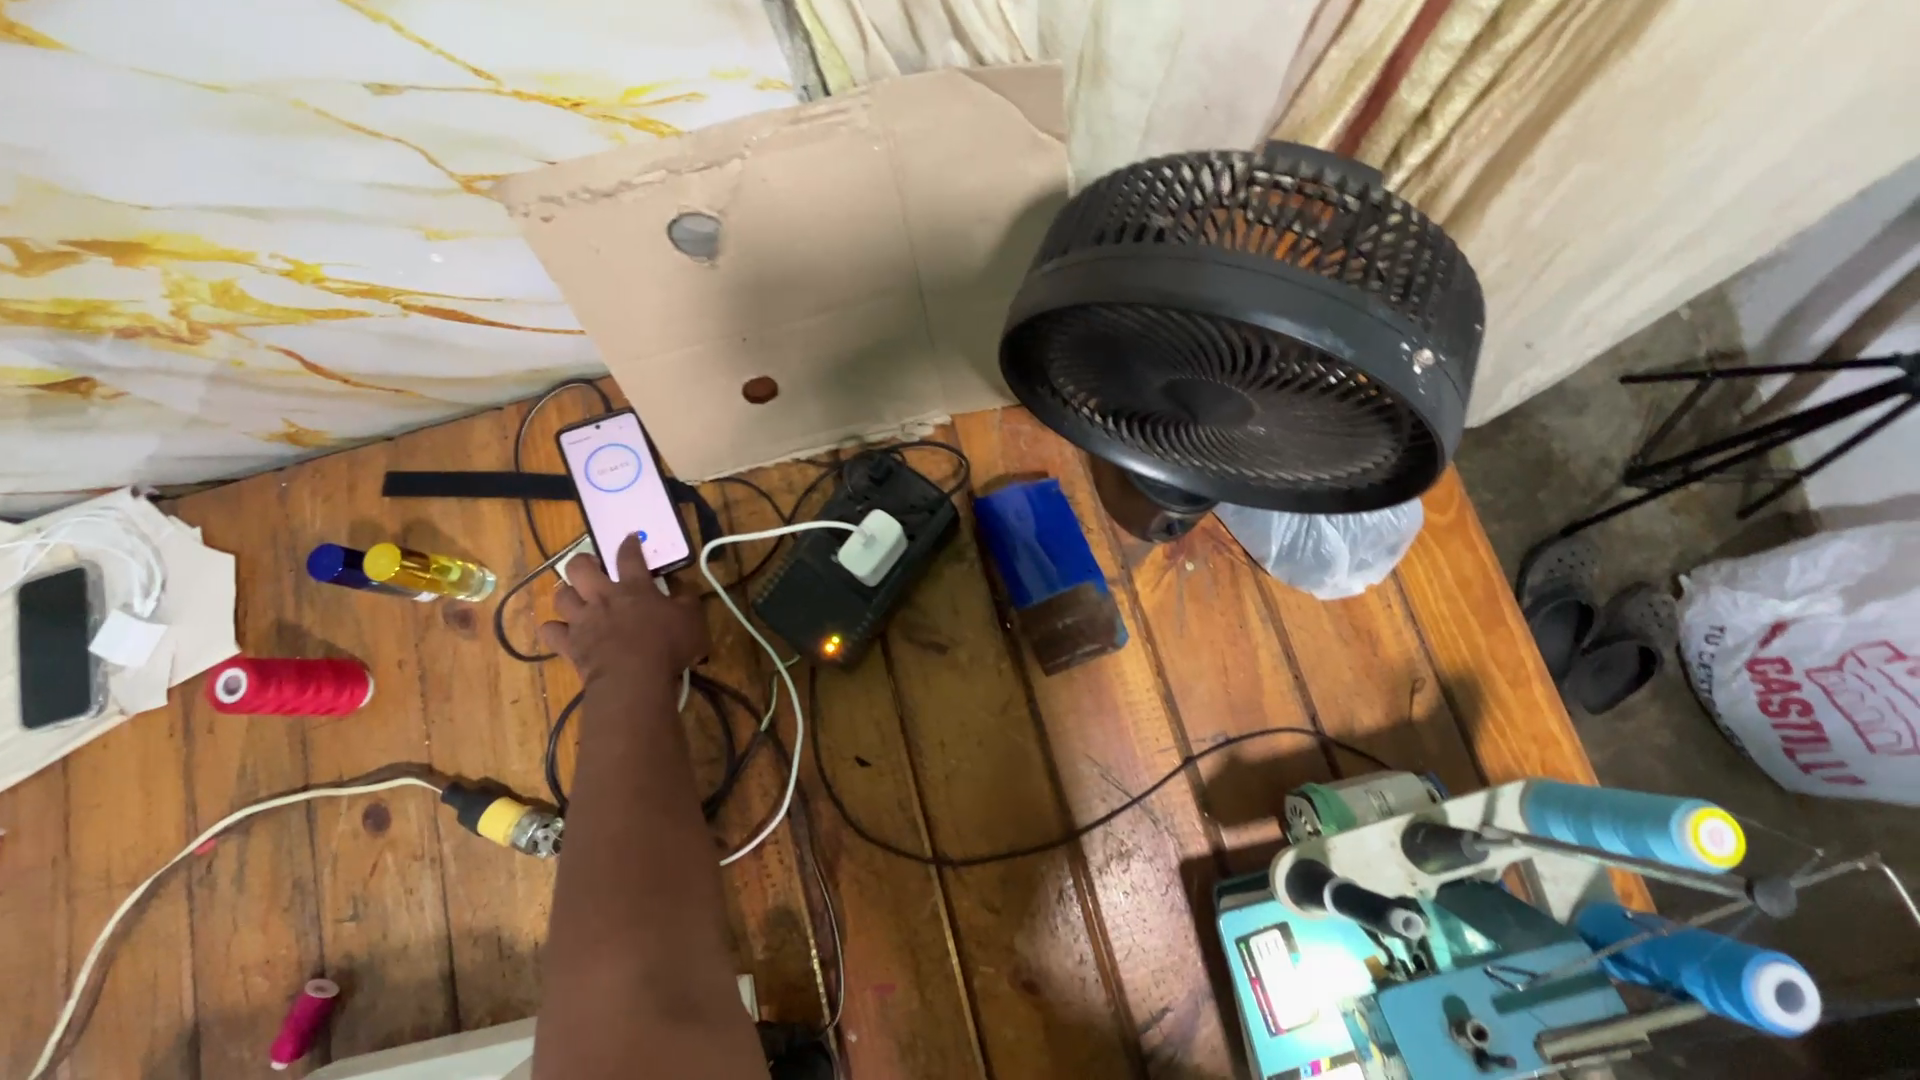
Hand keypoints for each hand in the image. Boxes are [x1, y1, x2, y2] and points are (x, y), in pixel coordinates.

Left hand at [539, 535, 707, 686]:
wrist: (633, 677)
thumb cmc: (667, 646)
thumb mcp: (692, 620)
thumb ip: (688, 600)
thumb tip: (684, 587)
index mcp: (634, 588)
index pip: (629, 557)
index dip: (629, 545)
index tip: (628, 538)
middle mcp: (603, 597)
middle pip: (580, 568)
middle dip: (583, 562)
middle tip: (591, 565)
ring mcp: (582, 620)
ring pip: (561, 596)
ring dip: (567, 594)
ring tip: (575, 597)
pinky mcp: (570, 644)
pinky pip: (551, 631)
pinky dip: (554, 630)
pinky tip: (561, 631)